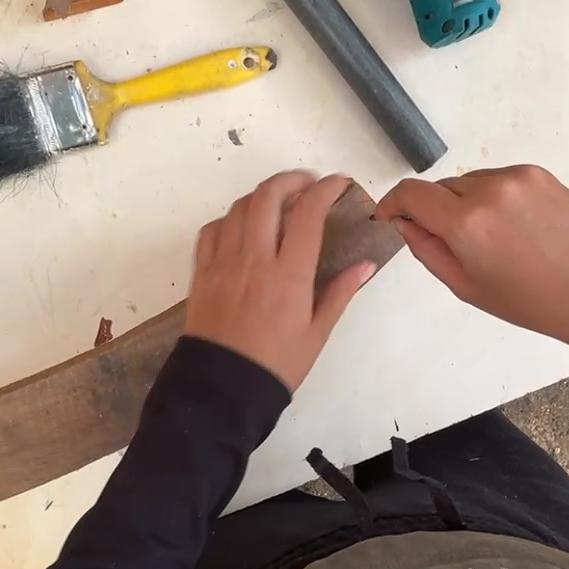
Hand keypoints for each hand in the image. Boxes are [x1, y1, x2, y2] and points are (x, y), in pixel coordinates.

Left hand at [185, 171, 377, 390]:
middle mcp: (254, 260)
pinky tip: (242, 227)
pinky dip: (229, 218)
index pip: (308, 213)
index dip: (326, 189)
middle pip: (268, 196)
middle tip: (307, 184)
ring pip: (238, 208)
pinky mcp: (202, 274)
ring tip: (278, 202)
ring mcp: (223, 264)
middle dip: (291, 180)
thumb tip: (366, 265)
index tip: (338, 183)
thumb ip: (340, 292)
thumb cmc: (277, 365)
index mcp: (288, 275)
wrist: (224, 389)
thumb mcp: (317, 332)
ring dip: (261, 196)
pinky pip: (211, 231)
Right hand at [376, 165, 568, 346]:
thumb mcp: (468, 288)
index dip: (391, 203)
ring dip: (464, 203)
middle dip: (434, 211)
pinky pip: (498, 179)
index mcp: (466, 223)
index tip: (389, 218)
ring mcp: (517, 176)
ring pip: (469, 182)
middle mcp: (488, 189)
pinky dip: (492, 198)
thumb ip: (427, 251)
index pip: (410, 193)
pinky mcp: (540, 173)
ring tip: (492, 239)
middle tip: (451, 244)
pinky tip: (514, 228)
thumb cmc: (532, 302)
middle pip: (439, 188)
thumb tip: (405, 224)